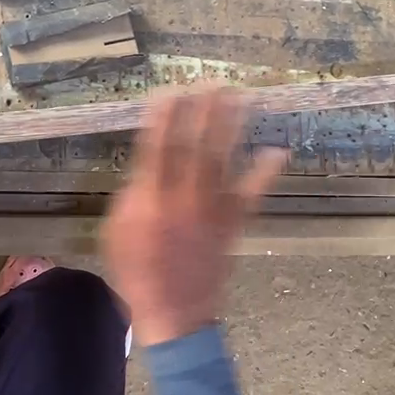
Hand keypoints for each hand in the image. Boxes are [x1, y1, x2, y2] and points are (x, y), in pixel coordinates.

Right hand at [101, 88, 286, 345]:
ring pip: (222, 160)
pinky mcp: (232, 223)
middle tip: (212, 82)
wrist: (173, 312)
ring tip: (241, 97)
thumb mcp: (116, 232)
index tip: (170, 91)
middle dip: (203, 112)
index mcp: (150, 199)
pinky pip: (251, 194)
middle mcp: (183, 198)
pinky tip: (278, 150)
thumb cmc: (136, 271)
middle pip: (195, 146)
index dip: (165, 118)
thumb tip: (145, 167)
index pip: (158, 149)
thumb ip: (131, 196)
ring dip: (232, 127)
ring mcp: (211, 210)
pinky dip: (265, 173)